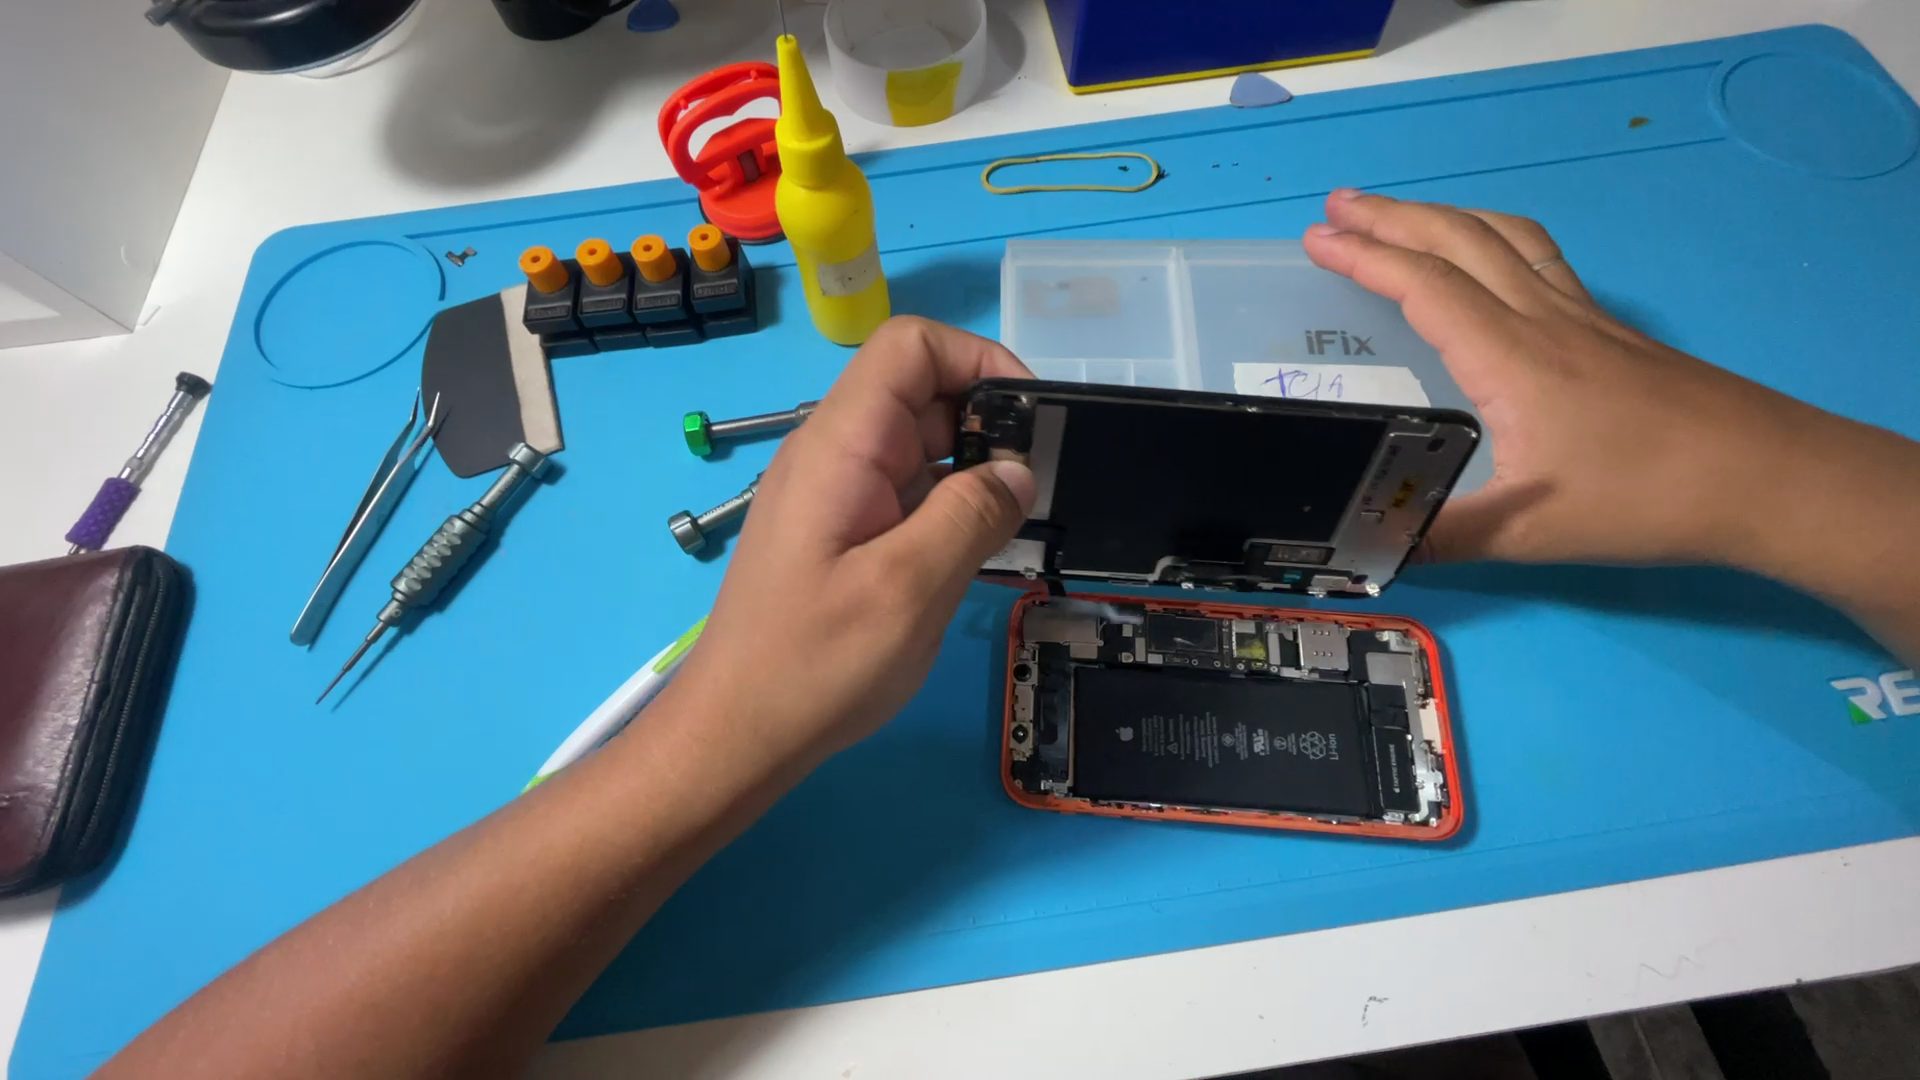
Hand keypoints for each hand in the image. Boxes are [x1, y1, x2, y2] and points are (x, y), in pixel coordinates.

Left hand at [663, 317, 1036, 772]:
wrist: (739, 732)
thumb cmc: (815, 663)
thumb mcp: (908, 589)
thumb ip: (970, 517)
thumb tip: (1017, 472)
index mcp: (842, 445)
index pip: (911, 348)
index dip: (978, 358)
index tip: (1030, 416)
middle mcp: (835, 454)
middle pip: (920, 394)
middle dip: (986, 424)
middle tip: (1036, 485)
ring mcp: (837, 494)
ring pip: (919, 448)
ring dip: (972, 473)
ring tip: (1017, 522)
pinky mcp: (843, 532)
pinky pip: (906, 495)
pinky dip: (949, 508)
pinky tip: (979, 551)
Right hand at [1303, 189, 1839, 566]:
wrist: (1769, 478)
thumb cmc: (1642, 498)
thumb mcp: (1524, 532)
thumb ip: (1435, 536)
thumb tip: (1360, 548)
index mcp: (1511, 358)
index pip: (1426, 287)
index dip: (1365, 258)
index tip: (1316, 241)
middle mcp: (1542, 319)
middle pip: (1459, 241)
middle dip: (1390, 217)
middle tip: (1336, 206)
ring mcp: (1578, 315)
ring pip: (1501, 237)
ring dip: (1439, 216)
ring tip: (1390, 214)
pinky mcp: (1601, 326)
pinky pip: (1534, 255)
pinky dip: (1487, 234)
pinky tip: (1475, 248)